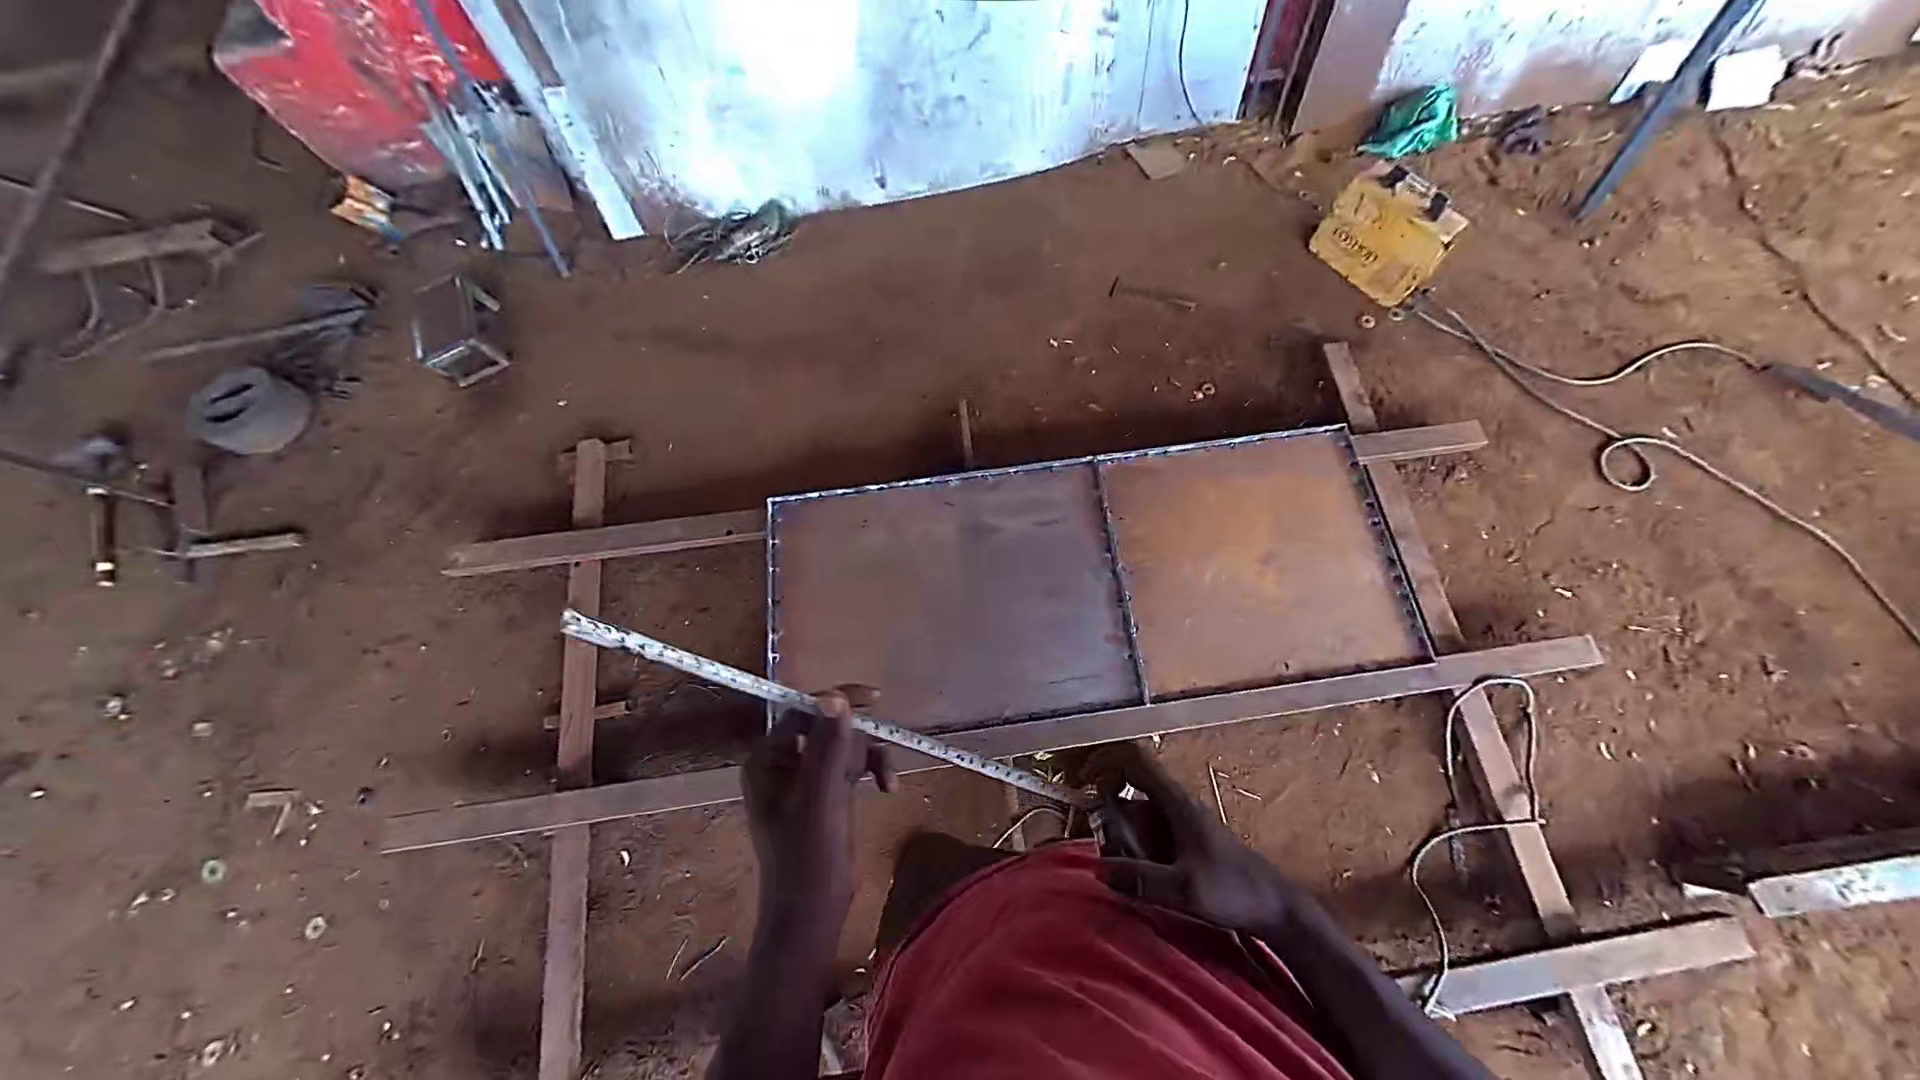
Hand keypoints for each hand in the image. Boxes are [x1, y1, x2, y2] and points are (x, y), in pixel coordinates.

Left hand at [741, 687, 894, 929]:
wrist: (815, 912)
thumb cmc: (808, 859)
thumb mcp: (820, 798)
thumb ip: (828, 747)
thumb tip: (836, 698)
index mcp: (767, 759)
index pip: (803, 711)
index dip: (836, 702)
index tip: (873, 700)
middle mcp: (783, 762)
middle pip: (829, 726)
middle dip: (855, 743)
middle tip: (871, 765)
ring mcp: (807, 777)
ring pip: (846, 744)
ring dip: (869, 758)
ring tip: (884, 783)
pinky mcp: (828, 791)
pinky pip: (854, 764)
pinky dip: (873, 771)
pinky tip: (887, 789)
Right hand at [1097, 743, 1321, 934]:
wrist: (1277, 909)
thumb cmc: (1234, 891)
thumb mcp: (1183, 890)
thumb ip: (1139, 879)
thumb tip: (1099, 869)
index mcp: (1176, 802)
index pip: (1134, 760)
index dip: (1105, 761)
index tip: (1084, 782)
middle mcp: (1177, 804)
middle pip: (1130, 789)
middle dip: (1110, 814)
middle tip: (1106, 847)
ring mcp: (1183, 821)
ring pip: (1139, 813)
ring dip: (1124, 836)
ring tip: (1125, 871)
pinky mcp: (1187, 839)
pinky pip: (1151, 832)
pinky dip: (1138, 847)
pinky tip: (1144, 878)